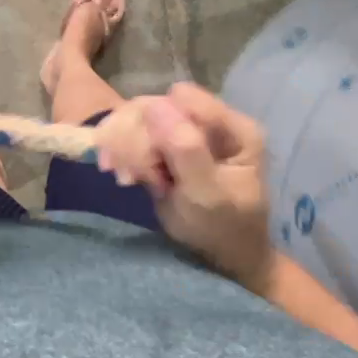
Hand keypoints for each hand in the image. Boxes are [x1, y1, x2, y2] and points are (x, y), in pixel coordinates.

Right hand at [94, 83, 273, 289]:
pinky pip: (134, 128)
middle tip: (127, 177)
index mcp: (235, 127)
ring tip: (125, 178)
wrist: (220, 257)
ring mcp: (188, 126)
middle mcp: (211, 118)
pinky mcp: (168, 138)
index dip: (157, 126)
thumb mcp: (207, 195)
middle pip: (155, 104)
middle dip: (135, 139)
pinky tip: (123, 175)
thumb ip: (187, 150)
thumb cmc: (222, 230)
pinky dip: (121, 150)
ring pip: (138, 115)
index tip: (146, 165)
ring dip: (124, 146)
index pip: (181, 100)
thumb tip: (156, 106)